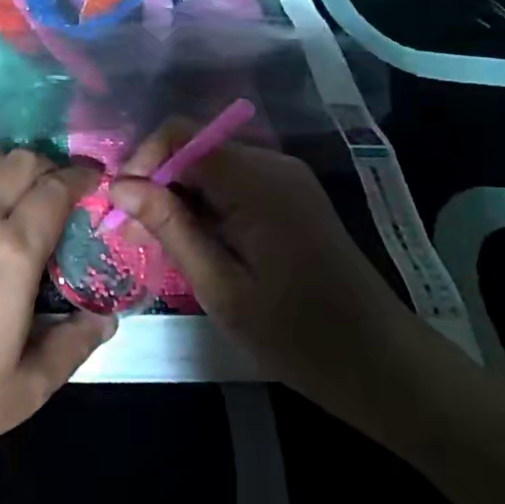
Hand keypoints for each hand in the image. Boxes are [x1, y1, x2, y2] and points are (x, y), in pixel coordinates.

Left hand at [0, 146, 116, 482]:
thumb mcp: (28, 386)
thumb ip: (73, 343)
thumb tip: (104, 317)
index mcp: (13, 251)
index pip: (56, 190)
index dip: (81, 179)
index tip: (96, 184)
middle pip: (21, 162)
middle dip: (49, 168)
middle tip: (63, 194)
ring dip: (7, 170)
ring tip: (17, 200)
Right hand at [107, 126, 412, 405]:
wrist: (384, 367)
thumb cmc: (298, 334)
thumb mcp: (220, 286)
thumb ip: (169, 227)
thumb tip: (119, 185)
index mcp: (257, 181)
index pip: (180, 136)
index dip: (142, 161)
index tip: (120, 205)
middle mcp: (271, 166)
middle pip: (192, 148)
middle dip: (154, 182)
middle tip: (128, 232)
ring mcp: (283, 180)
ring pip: (206, 166)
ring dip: (174, 196)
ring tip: (152, 241)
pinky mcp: (287, 197)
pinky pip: (228, 183)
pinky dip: (200, 205)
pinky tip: (190, 241)